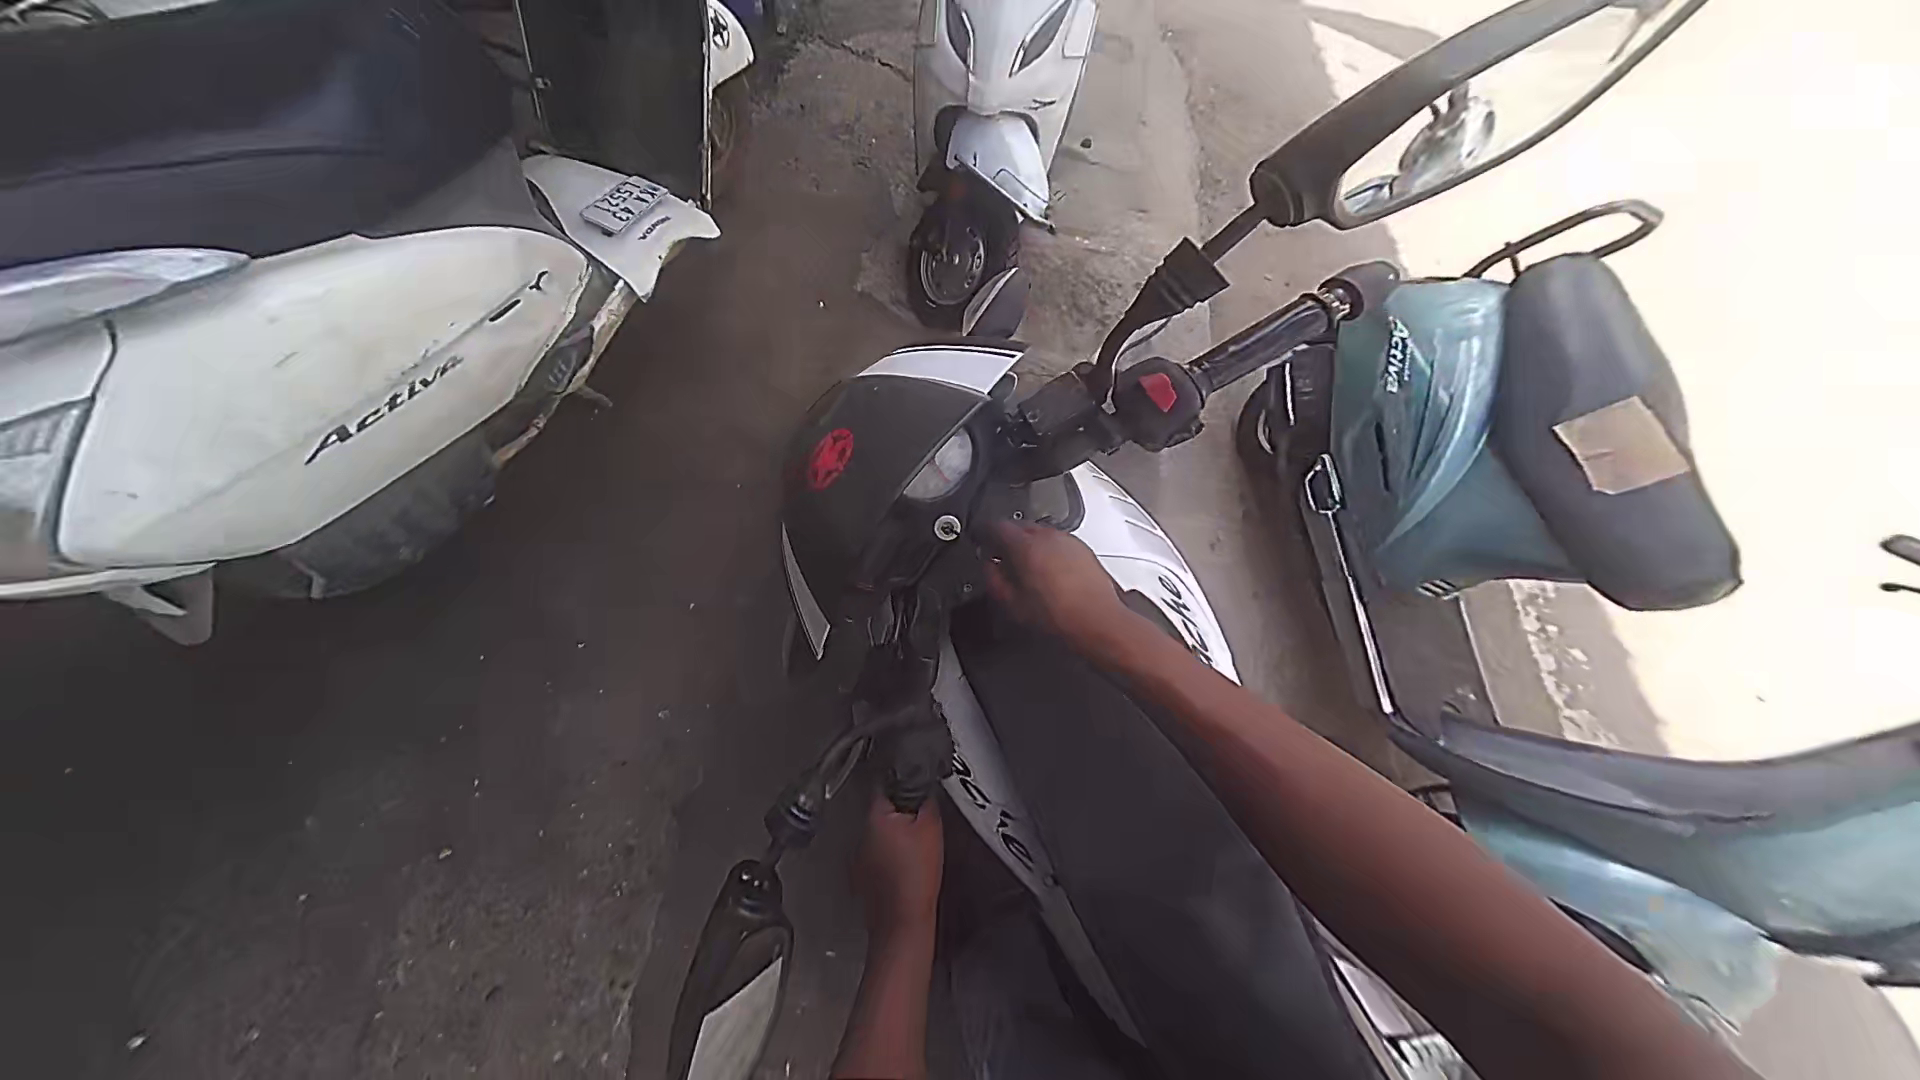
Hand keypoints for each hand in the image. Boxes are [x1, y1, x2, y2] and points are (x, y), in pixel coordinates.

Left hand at [851, 790, 942, 937]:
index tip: (914, 792)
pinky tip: (905, 871)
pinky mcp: (863, 879)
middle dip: (900, 816)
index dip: (903, 787)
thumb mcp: (931, 826)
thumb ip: (926, 800)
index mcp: (875, 818)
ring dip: (894, 839)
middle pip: (882, 813)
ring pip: (879, 837)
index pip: (885, 788)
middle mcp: (861, 835)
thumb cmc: (916, 877)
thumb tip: (922, 789)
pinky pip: (877, 859)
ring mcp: (859, 859)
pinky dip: (889, 861)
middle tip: (920, 827)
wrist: (904, 922)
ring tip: (915, 853)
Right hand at [985, 520, 1147, 664]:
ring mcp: (1067, 540)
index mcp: (1026, 546)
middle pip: (1018, 526)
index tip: (981, 542)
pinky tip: (1046, 574)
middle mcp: (1048, 537)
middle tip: (1000, 558)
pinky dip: (1047, 551)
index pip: (996, 526)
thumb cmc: (1061, 617)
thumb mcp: (1012, 604)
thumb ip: (993, 579)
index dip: (983, 533)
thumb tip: (989, 567)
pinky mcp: (1082, 548)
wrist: (1098, 622)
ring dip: (1027, 545)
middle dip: (1006, 540)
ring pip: (1039, 533)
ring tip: (1025, 570)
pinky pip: (1057, 542)